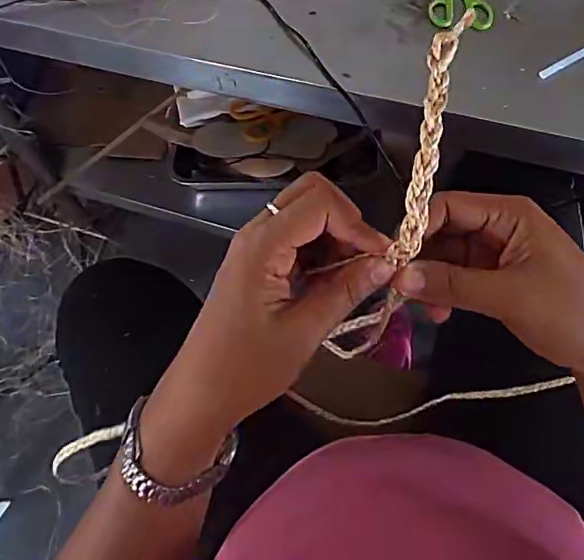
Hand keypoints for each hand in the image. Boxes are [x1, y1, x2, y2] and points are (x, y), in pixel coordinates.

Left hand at [140, 174, 394, 478]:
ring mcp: (255, 242)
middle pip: (311, 191)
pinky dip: (321, 244)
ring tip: (353, 272)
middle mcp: (257, 232)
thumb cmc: (245, 369)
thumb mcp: (303, 333)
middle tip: (367, 257)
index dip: (355, 223)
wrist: (199, 393)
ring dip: (335, 231)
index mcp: (263, 245)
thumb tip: (385, 265)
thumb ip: (345, 292)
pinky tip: (332, 276)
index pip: (319, 202)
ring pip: (305, 208)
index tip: (380, 256)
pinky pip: (296, 231)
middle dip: (346, 217)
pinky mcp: (258, 256)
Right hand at [394, 191, 583, 374]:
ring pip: (451, 254)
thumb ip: (451, 283)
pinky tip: (439, 311)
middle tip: (402, 286)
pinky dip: (447, 290)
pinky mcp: (500, 276)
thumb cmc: (570, 313)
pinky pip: (462, 275)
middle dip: (424, 256)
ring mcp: (501, 251)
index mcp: (509, 213)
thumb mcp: (506, 296)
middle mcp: (502, 225)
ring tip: (423, 306)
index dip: (420, 227)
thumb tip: (400, 276)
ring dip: (433, 277)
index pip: (451, 205)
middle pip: (447, 229)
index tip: (396, 256)